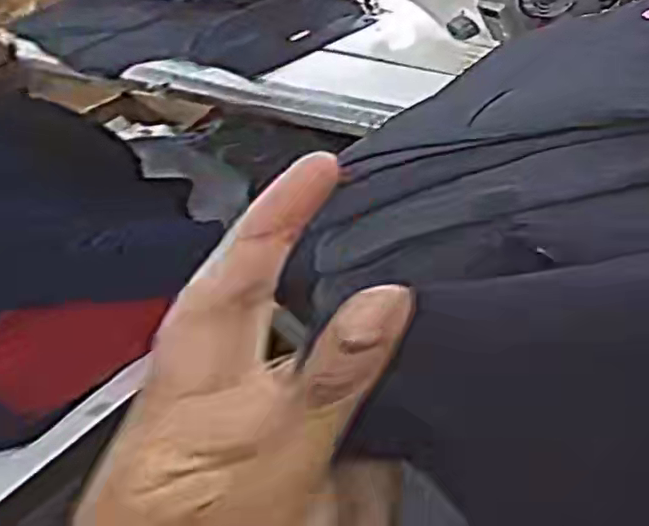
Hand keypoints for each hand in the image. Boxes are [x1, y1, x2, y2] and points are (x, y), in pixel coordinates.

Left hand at [75, 153, 413, 525]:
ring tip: (421, 222)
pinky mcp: (356, 423)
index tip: (320, 168)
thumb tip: (386, 298)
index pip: (229, 289)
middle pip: (282, 290)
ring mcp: (305, 407)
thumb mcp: (264, 480)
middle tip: (365, 175)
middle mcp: (250, 395)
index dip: (273, 219)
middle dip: (318, 228)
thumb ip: (322, 388)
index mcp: (195, 406)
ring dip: (385, 271)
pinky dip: (427, 319)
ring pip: (349, 318)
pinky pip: (399, 354)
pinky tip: (453, 297)